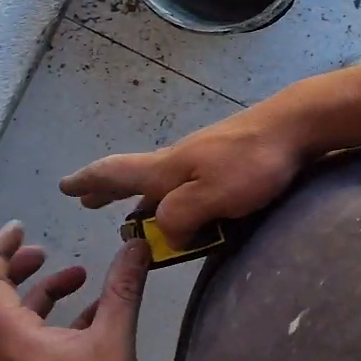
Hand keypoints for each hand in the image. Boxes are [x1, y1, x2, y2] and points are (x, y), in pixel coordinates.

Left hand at [0, 221, 149, 360]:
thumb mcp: (114, 342)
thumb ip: (123, 289)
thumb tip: (137, 243)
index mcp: (14, 340)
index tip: (20, 225)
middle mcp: (6, 354)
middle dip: (16, 268)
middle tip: (44, 249)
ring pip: (13, 320)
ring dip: (39, 291)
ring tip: (77, 275)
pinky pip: (32, 339)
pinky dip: (55, 317)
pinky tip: (95, 311)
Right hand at [59, 104, 308, 245]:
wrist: (296, 125)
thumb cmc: (251, 162)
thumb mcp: (209, 197)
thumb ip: (178, 217)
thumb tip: (163, 234)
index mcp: (168, 167)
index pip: (117, 173)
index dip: (89, 182)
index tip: (64, 187)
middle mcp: (180, 159)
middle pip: (136, 175)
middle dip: (109, 190)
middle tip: (86, 201)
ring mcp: (205, 157)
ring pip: (164, 181)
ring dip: (143, 198)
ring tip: (133, 215)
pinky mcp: (230, 160)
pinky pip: (189, 184)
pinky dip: (174, 198)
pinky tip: (187, 208)